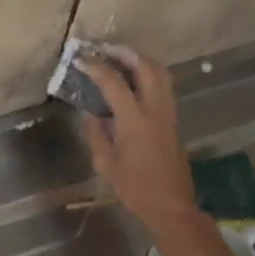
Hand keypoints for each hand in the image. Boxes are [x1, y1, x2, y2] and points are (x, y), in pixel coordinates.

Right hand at [75, 46, 201, 233]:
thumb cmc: (135, 187)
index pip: (113, 82)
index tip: (80, 59)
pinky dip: (150, 75)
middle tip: (106, 50)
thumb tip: (90, 112)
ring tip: (123, 59)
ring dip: (142, 61)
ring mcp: (169, 113)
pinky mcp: (174, 120)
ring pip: (161, 73)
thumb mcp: (105, 163)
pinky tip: (135, 81)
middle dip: (125, 53)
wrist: (171, 205)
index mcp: (134, 119)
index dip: (95, 67)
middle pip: (145, 67)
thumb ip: (96, 133)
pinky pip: (165, 86)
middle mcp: (155, 109)